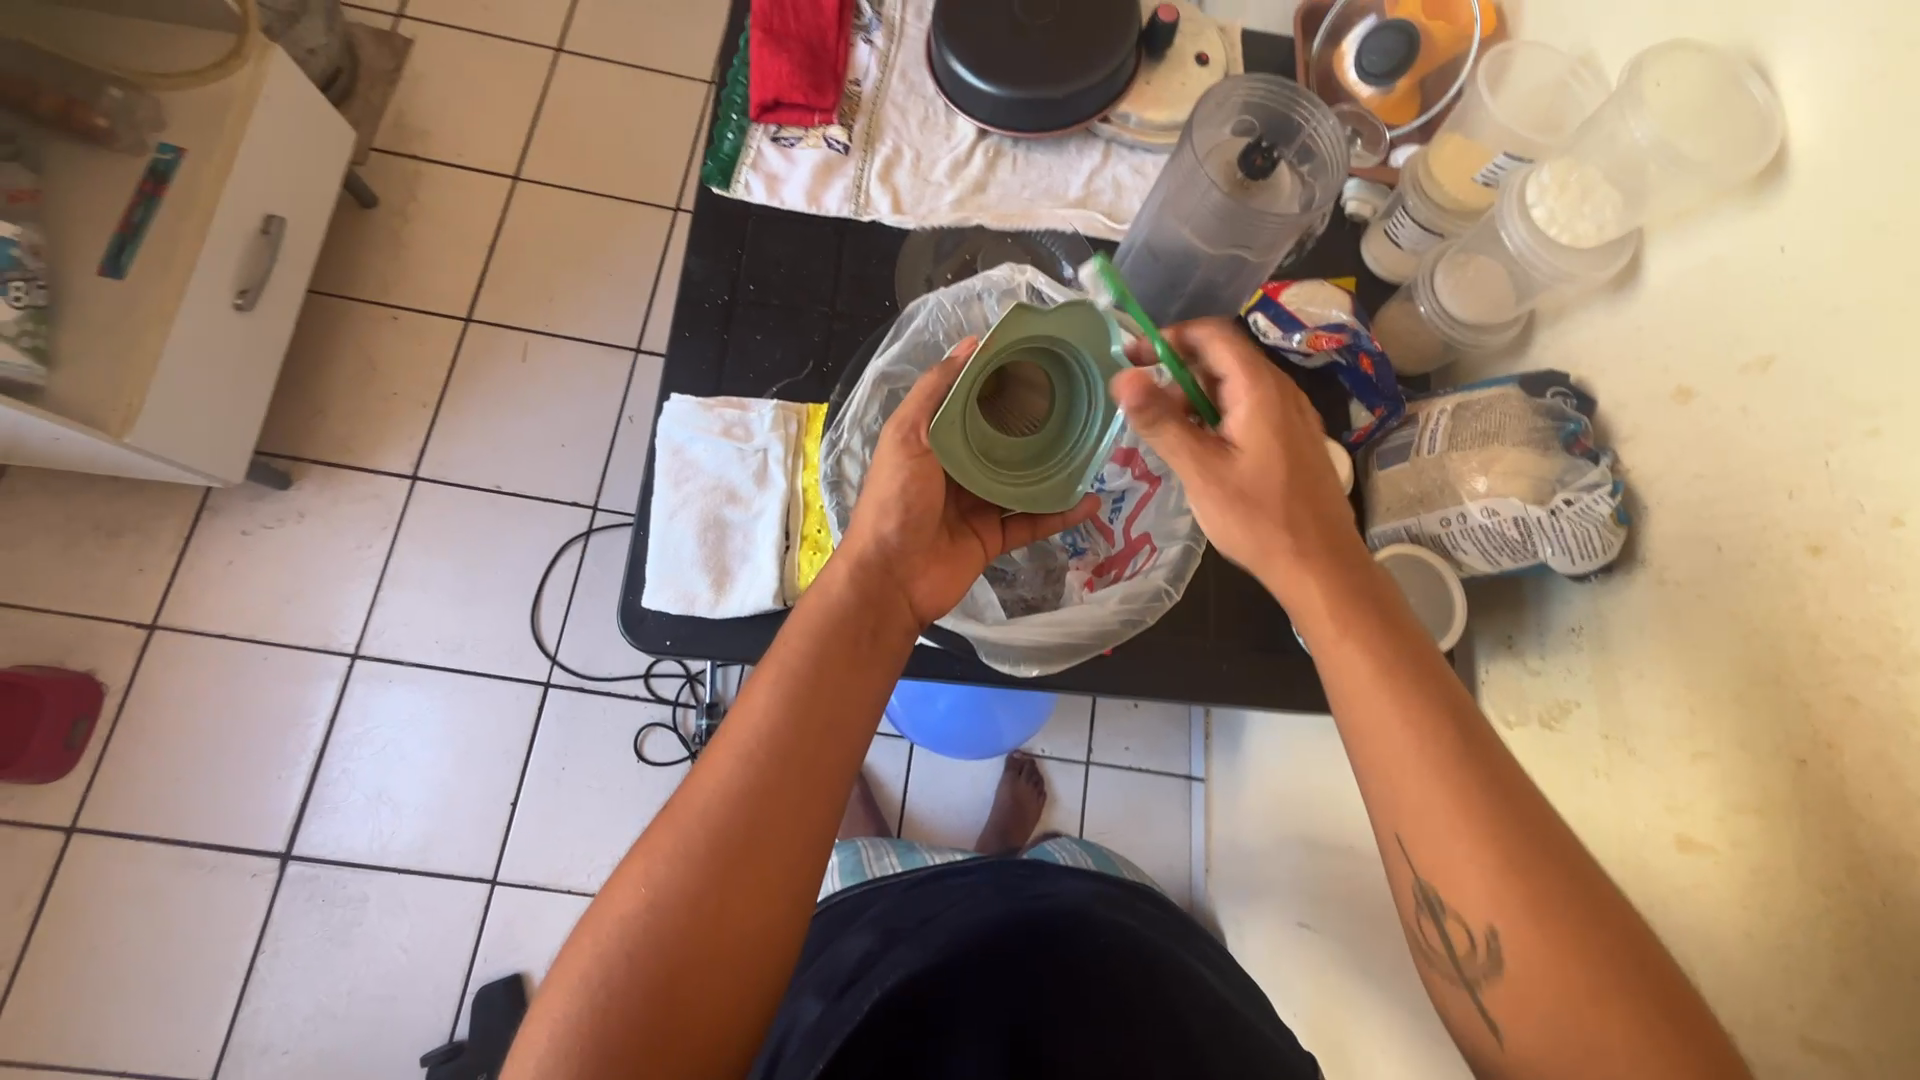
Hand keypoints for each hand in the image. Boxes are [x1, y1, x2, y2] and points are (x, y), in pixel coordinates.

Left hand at [840, 336, 1100, 627]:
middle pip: (1003, 442)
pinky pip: (1031, 522)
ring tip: (1092, 447)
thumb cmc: (895, 501)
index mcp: (933, 441)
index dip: (1000, 382)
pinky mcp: (992, 538)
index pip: (971, 404)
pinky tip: (1090, 499)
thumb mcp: (907, 436)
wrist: (891, 580)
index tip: (1039, 359)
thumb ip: (935, 392)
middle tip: (1078, 401)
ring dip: (1054, 468)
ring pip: (1023, 481)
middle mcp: (957, 470)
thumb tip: (971, 344)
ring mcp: (976, 505)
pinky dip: (1060, 514)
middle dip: (1035, 425)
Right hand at [1109, 318, 1368, 606]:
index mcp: (1259, 389)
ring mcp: (1291, 416)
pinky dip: (1216, 417)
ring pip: (1234, 387)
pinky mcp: (1293, 439)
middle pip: (1222, 359)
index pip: (1211, 334)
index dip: (1168, 338)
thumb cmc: (1258, 519)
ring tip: (1166, 435)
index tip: (1132, 359)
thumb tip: (1122, 378)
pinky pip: (1248, 410)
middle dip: (1176, 373)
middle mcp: (1280, 391)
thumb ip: (1161, 422)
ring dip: (1194, 399)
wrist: (1320, 565)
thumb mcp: (1200, 471)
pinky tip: (1200, 451)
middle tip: (1143, 407)